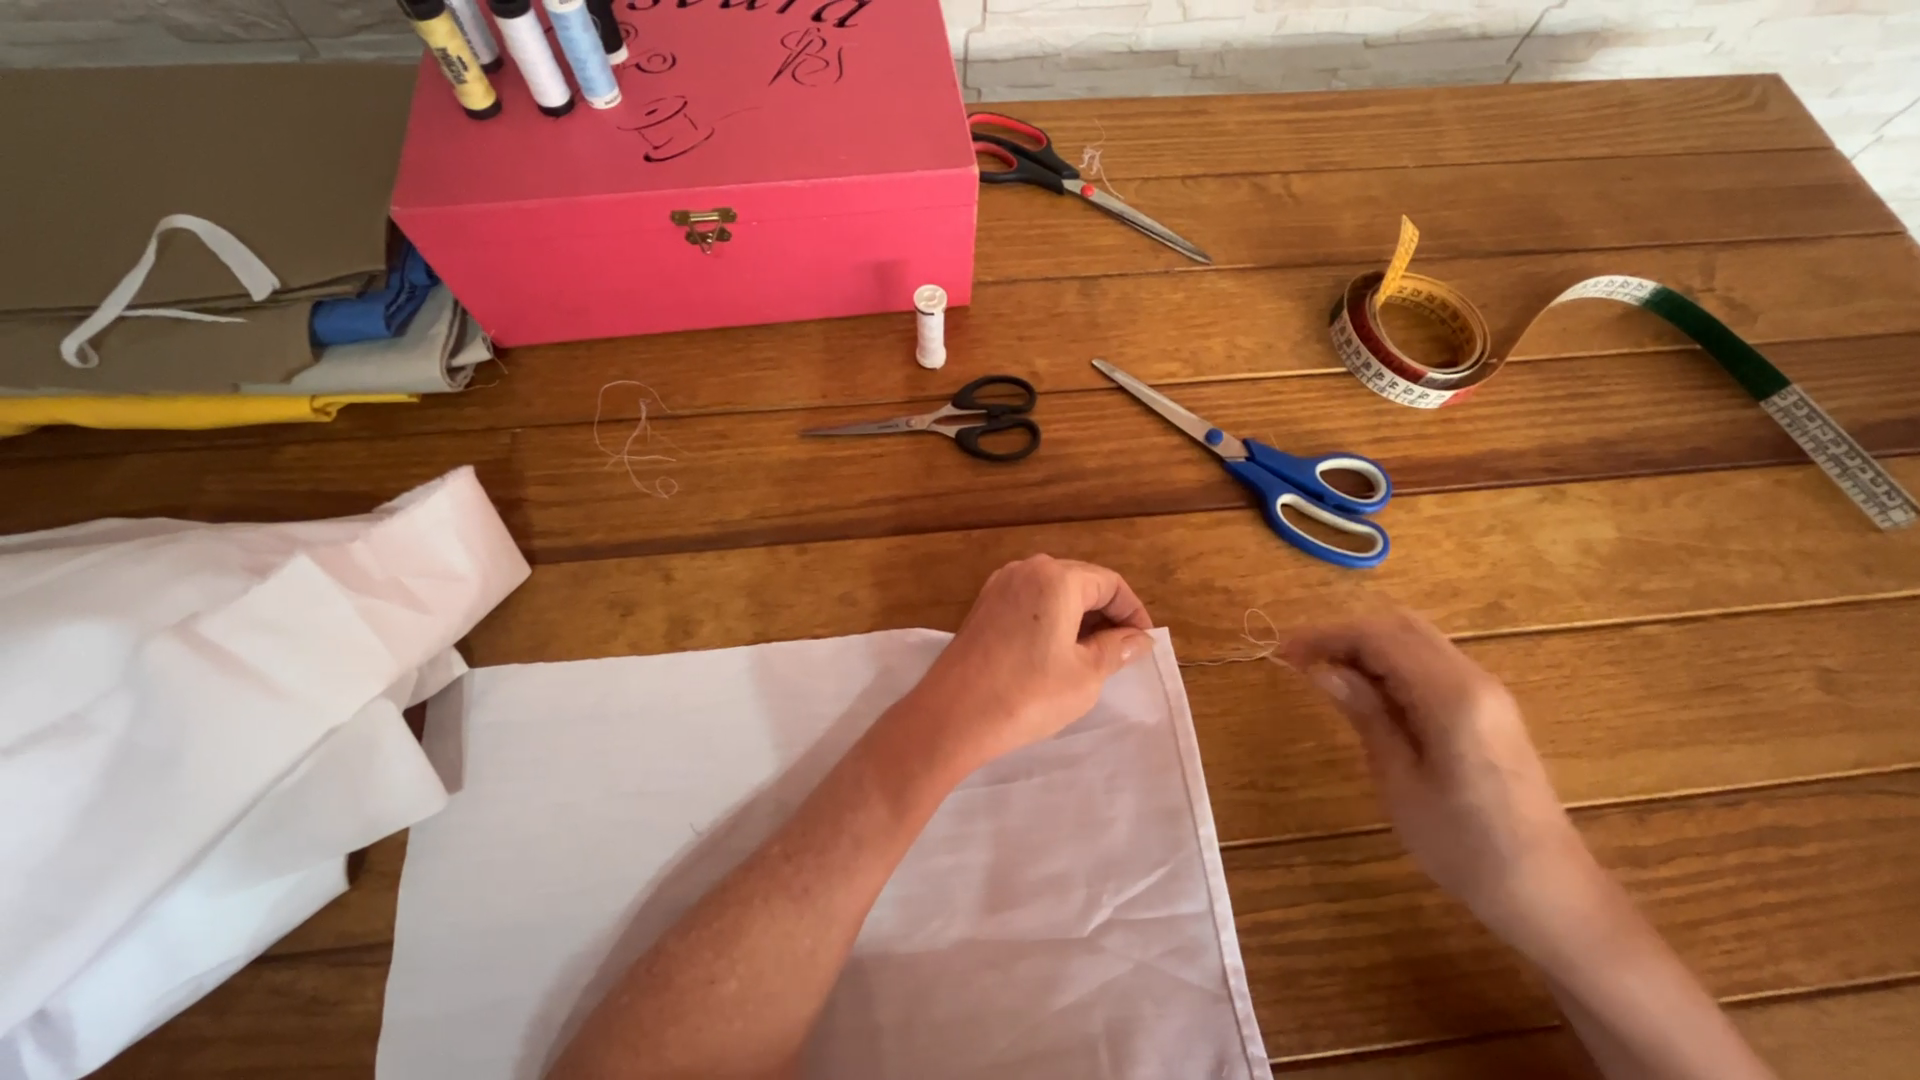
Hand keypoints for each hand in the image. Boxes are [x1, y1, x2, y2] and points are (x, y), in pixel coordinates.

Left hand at [890, 555, 1154, 777]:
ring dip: (1079, 618)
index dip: (1133, 612)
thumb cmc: (1027, 695)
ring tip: (1093, 657)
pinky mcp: (983, 607)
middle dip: (1107, 614)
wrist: (952, 716)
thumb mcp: (1086, 675)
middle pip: (1082, 582)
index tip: (1143, 644)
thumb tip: (1139, 638)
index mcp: (1056, 578)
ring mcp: (999, 586)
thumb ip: (1117, 649)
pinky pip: (1030, 603)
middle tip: (1122, 652)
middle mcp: (1026, 570)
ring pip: (1055, 593)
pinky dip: (1051, 620)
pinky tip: (1057, 653)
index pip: (1110, 583)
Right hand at [1282, 609, 1605, 956]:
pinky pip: (1432, 665)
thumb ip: (1365, 714)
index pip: (1379, 636)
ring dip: (1367, 647)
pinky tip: (1366, 694)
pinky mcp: (1490, 710)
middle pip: (1400, 627)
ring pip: (1417, 641)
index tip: (1283, 654)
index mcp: (1451, 696)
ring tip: (1323, 675)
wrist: (1549, 892)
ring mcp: (1488, 693)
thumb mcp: (1399, 781)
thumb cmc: (1463, 846)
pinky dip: (1391, 665)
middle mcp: (1474, 679)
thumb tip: (1321, 669)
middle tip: (1299, 661)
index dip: (1325, 636)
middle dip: (1344, 634)